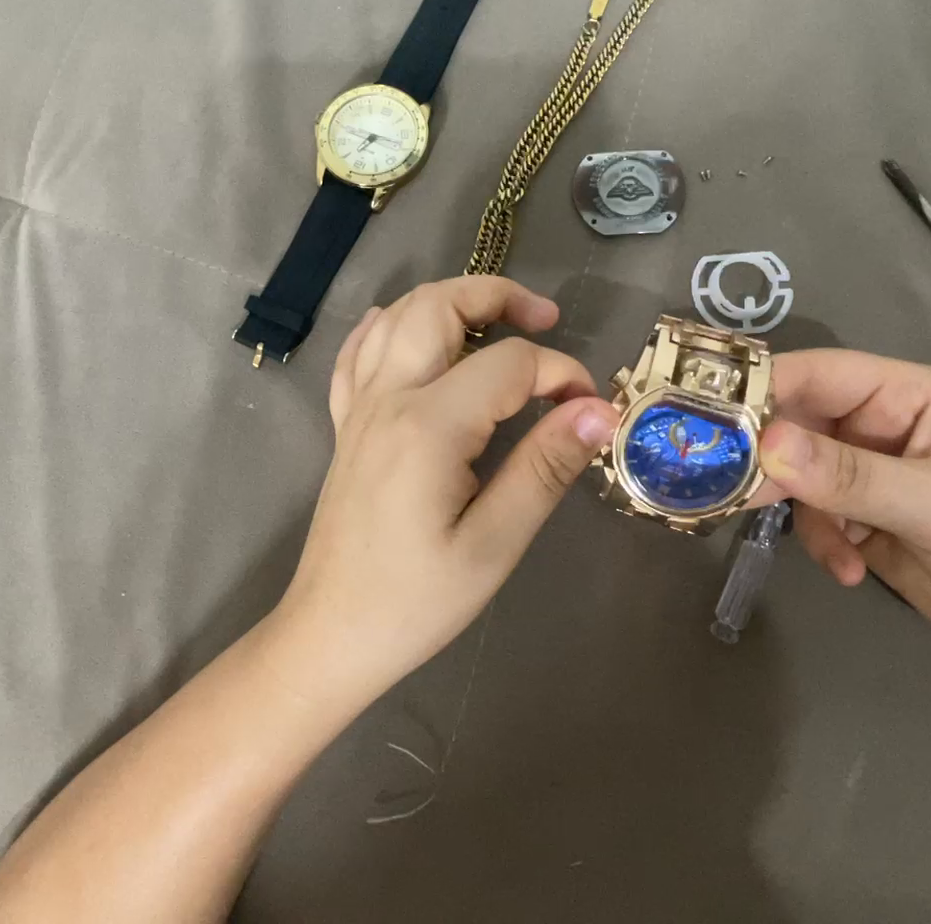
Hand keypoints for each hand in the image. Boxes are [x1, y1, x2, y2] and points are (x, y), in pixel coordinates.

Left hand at [265, 277, 619, 707]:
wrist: (331, 634)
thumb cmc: (416, 601)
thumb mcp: (494, 543)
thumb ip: (545, 467)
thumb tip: (599, 410)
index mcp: (429, 426)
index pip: (510, 364)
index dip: (560, 373)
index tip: (590, 409)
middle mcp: (388, 399)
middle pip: (438, 307)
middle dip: (496, 295)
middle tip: (546, 317)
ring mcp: (358, 409)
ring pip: (397, 318)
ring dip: (448, 301)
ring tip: (494, 318)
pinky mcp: (346, 427)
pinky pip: (359, 353)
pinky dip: (389, 326)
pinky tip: (409, 329)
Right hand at [743, 349, 930, 670]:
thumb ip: (847, 475)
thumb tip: (764, 444)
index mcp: (904, 397)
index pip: (815, 375)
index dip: (760, 388)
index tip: (702, 415)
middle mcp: (877, 428)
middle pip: (794, 425)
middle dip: (767, 460)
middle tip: (730, 489)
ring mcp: (867, 476)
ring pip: (795, 477)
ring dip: (803, 512)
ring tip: (831, 548)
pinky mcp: (862, 521)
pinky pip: (813, 519)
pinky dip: (822, 544)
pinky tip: (853, 573)